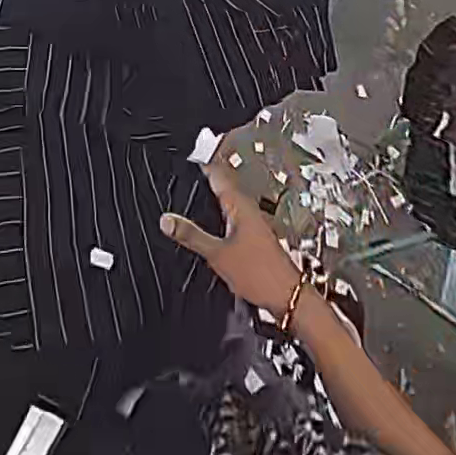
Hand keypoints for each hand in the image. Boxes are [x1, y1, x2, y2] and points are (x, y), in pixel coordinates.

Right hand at [159, 160, 301, 314]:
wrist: (288, 297)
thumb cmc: (260, 274)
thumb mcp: (217, 254)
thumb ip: (191, 235)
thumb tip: (167, 219)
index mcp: (239, 205)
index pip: (217, 174)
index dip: (201, 165)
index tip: (187, 157)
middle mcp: (248, 209)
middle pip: (222, 186)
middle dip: (204, 179)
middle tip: (186, 172)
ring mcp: (252, 223)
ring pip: (228, 202)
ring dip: (211, 197)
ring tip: (193, 195)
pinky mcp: (254, 237)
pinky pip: (232, 216)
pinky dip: (218, 215)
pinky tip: (209, 225)